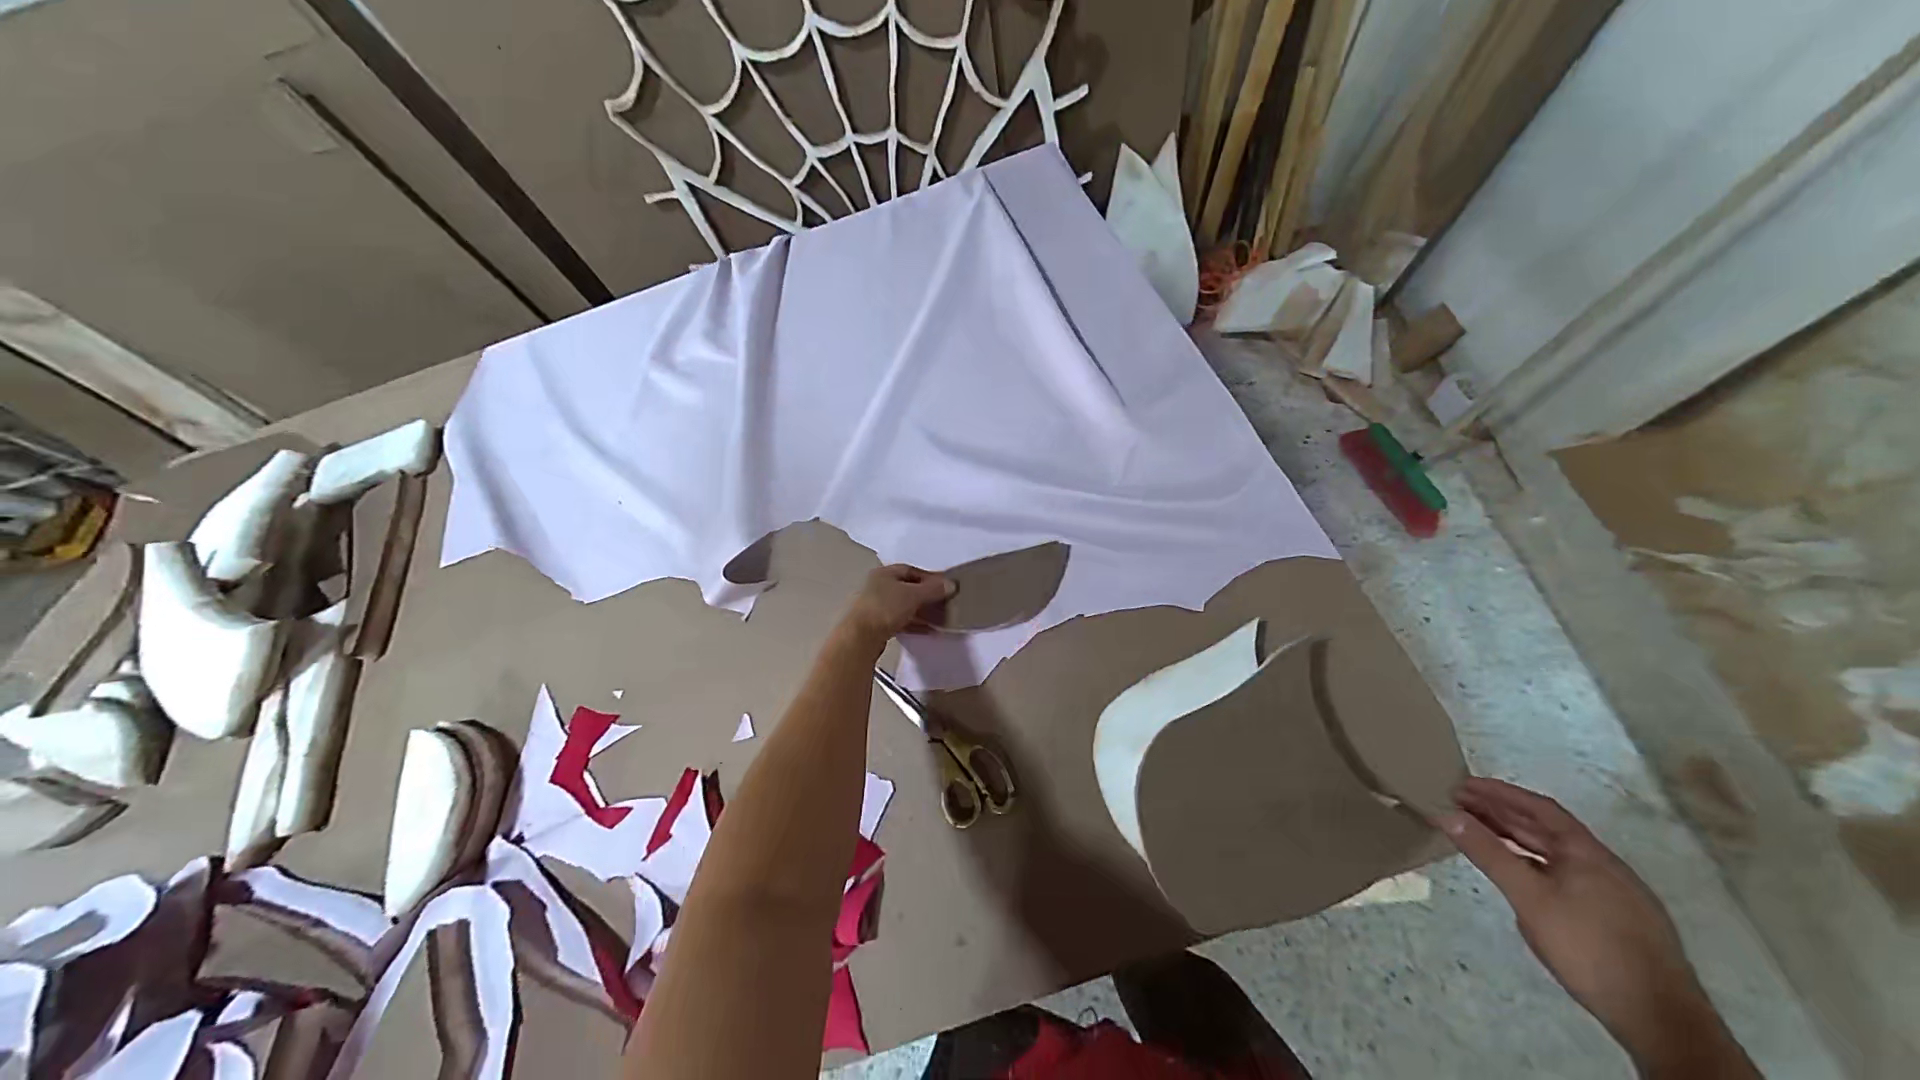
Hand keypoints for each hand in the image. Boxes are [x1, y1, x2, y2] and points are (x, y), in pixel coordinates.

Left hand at [837, 564, 954, 647]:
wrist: (860, 637)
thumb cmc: (885, 608)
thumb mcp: (913, 595)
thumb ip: (933, 589)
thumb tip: (951, 584)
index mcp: (884, 573)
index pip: (911, 570)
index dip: (929, 577)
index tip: (944, 586)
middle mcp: (877, 587)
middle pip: (907, 588)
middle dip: (926, 596)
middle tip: (943, 602)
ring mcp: (876, 607)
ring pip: (904, 606)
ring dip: (922, 611)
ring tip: (939, 618)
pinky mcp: (877, 625)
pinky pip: (900, 621)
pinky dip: (915, 623)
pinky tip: (929, 630)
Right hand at [1438, 778, 1757, 1078]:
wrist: (1660, 1017)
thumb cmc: (1587, 945)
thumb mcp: (1528, 896)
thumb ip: (1488, 853)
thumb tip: (1447, 814)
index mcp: (1587, 852)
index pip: (1539, 808)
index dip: (1499, 792)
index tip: (1462, 785)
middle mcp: (1603, 864)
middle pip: (1547, 829)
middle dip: (1502, 813)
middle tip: (1459, 804)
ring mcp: (1614, 892)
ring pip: (1556, 854)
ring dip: (1517, 838)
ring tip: (1479, 832)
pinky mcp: (1616, 918)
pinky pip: (1565, 874)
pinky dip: (1534, 864)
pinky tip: (1519, 875)